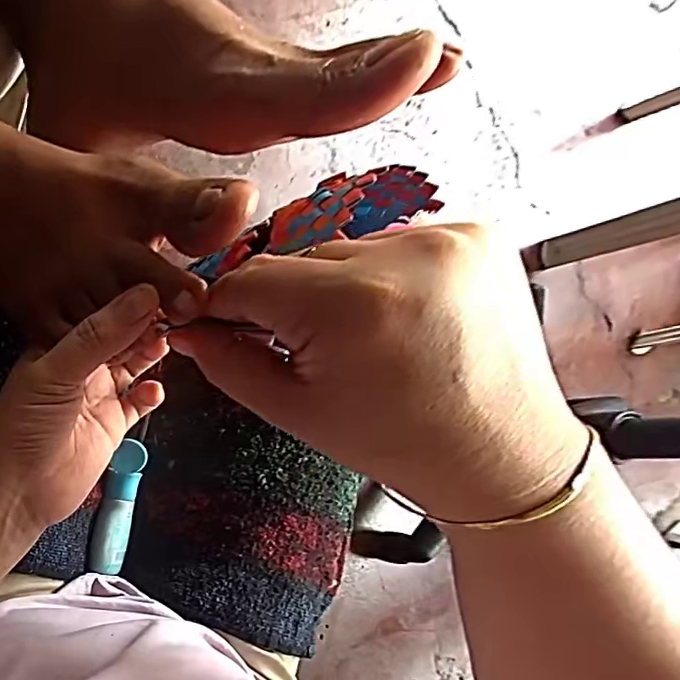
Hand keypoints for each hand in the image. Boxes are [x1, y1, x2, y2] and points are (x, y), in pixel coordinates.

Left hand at [0, 284, 168, 535]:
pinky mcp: (111, 425)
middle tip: (183, 303)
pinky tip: (156, 389)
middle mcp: (77, 368)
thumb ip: (97, 336)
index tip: (165, 278)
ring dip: (153, 350)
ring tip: (175, 336)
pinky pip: (139, 402)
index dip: (129, 295)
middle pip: (121, 333)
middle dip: (149, 318)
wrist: (17, 493)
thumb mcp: (54, 374)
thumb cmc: (19, 432)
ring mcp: (95, 396)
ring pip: (134, 363)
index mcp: (56, 346)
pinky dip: (152, 393)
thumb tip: (143, 294)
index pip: (99, 310)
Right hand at [168, 224, 587, 522]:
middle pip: (290, 262)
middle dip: (273, 301)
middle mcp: (404, 255)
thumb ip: (225, 361)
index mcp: (351, 304)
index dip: (218, 305)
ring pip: (334, 252)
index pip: (247, 280)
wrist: (493, 445)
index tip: (206, 326)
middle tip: (282, 346)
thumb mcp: (287, 408)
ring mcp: (447, 237)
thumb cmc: (391, 437)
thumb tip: (186, 329)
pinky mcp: (473, 235)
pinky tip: (377, 317)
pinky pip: (382, 246)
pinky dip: (365, 278)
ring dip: (319, 288)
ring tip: (340, 336)